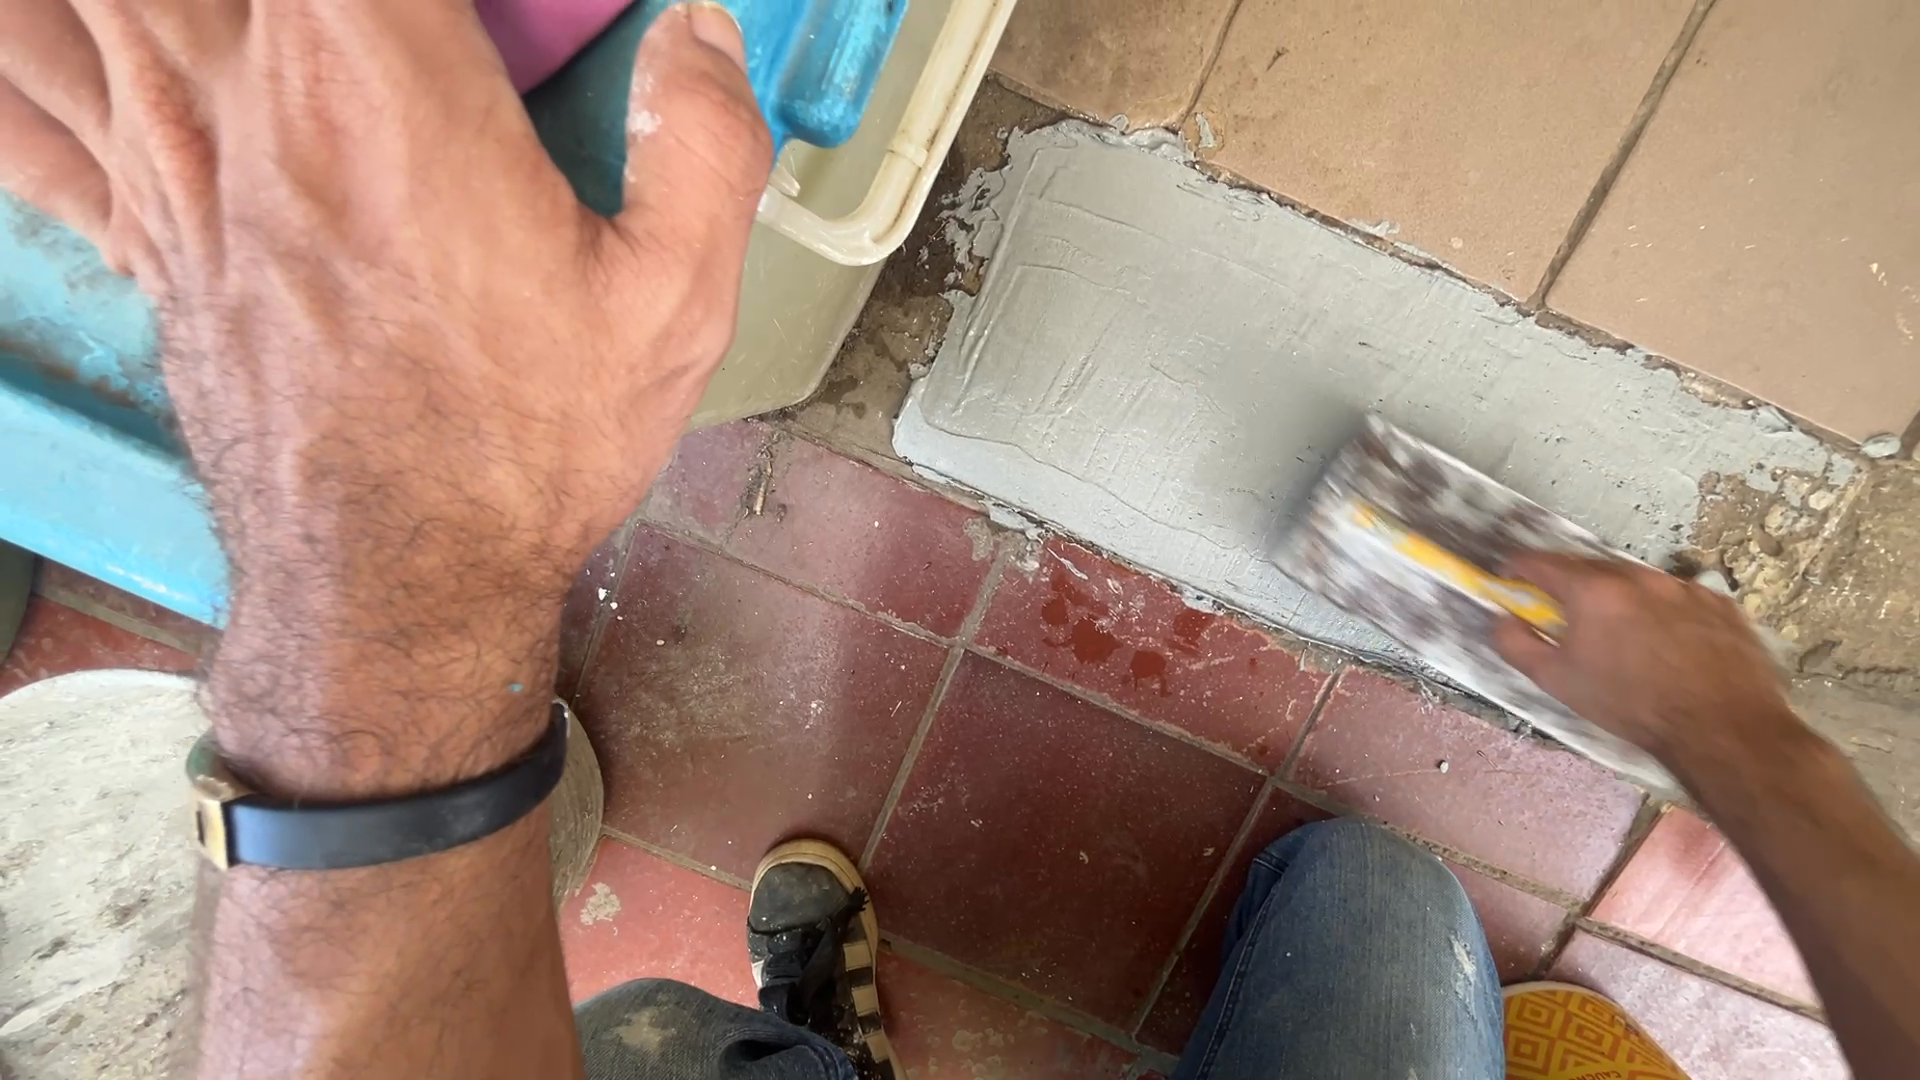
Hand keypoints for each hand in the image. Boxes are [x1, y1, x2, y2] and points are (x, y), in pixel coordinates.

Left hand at [0, 1, 771, 795]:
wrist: (413, 573)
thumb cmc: (545, 436)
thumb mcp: (675, 305)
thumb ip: (702, 150)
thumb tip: (695, 30)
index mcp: (385, 80)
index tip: (525, 29)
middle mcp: (240, 80)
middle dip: (357, 16)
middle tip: (446, 68)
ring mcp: (165, 149)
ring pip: (98, 2)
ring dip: (222, 24)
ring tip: (327, 79)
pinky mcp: (143, 224)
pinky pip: (27, 84)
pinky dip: (56, 55)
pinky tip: (122, 67)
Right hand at [1491, 553, 1801, 775]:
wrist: (1723, 729)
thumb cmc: (1628, 703)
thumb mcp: (1553, 679)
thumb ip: (1513, 642)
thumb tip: (1503, 619)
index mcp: (1592, 590)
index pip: (1539, 562)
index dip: (1516, 568)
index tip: (1508, 578)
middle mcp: (1638, 578)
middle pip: (1586, 565)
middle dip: (1564, 582)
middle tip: (1558, 610)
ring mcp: (1684, 589)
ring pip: (1632, 579)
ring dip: (1612, 594)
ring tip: (1614, 628)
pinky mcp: (1721, 605)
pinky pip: (1674, 595)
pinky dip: (1657, 607)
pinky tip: (1659, 638)